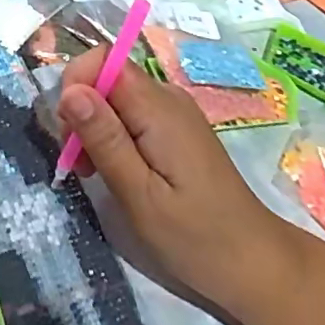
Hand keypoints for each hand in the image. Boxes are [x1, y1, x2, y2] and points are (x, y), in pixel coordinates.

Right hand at [57, 45, 292, 313]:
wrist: (257, 266)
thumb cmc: (196, 237)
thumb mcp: (139, 195)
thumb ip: (103, 139)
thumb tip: (69, 91)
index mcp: (158, 106)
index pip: (104, 58)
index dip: (76, 81)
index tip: (67, 128)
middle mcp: (166, 96)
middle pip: (106, 76)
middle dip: (80, 111)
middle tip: (78, 163)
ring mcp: (173, 111)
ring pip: (114, 96)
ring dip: (93, 126)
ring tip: (94, 173)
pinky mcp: (174, 128)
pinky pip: (130, 112)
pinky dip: (112, 135)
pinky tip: (115, 171)